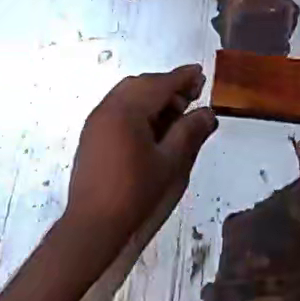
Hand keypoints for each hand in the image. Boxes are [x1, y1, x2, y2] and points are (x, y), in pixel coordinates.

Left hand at [66, 64, 218, 241]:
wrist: (92, 227)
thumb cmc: (134, 193)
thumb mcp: (170, 162)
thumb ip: (190, 131)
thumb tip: (208, 113)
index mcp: (127, 110)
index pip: (160, 84)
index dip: (183, 77)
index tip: (201, 74)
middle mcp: (108, 109)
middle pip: (142, 84)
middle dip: (168, 86)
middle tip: (192, 96)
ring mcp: (96, 122)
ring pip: (128, 95)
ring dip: (153, 97)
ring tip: (175, 114)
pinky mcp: (91, 137)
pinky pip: (118, 108)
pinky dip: (138, 108)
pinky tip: (153, 127)